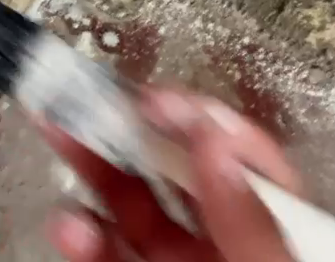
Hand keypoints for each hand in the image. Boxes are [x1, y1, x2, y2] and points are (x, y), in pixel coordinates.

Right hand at [42, 88, 301, 261]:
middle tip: (82, 88)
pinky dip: (80, 236)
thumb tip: (216, 146)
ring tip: (57, 129)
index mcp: (278, 230)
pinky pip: (106, 254)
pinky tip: (69, 223)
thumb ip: (251, 221)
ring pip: (129, 204)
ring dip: (89, 165)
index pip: (240, 153)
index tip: (158, 98)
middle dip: (124, 121)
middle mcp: (225, 241)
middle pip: (170, 165)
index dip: (198, 116)